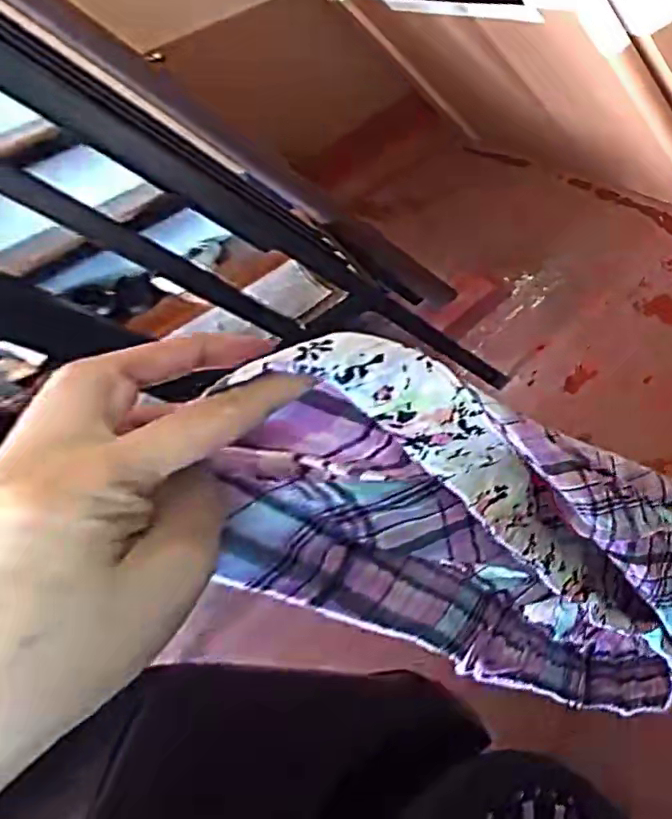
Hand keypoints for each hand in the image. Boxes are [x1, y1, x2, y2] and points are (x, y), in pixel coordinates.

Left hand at [0, 335, 309, 787]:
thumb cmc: (69, 658)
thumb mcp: (172, 574)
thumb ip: (196, 500)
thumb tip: (198, 467)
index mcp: (71, 486)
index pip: (193, 420)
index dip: (258, 395)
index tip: (302, 378)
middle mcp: (17, 471)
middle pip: (98, 380)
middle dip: (180, 354)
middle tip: (244, 353)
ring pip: (76, 411)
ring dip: (150, 397)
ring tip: (212, 409)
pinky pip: (65, 449)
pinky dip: (122, 435)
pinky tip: (163, 458)